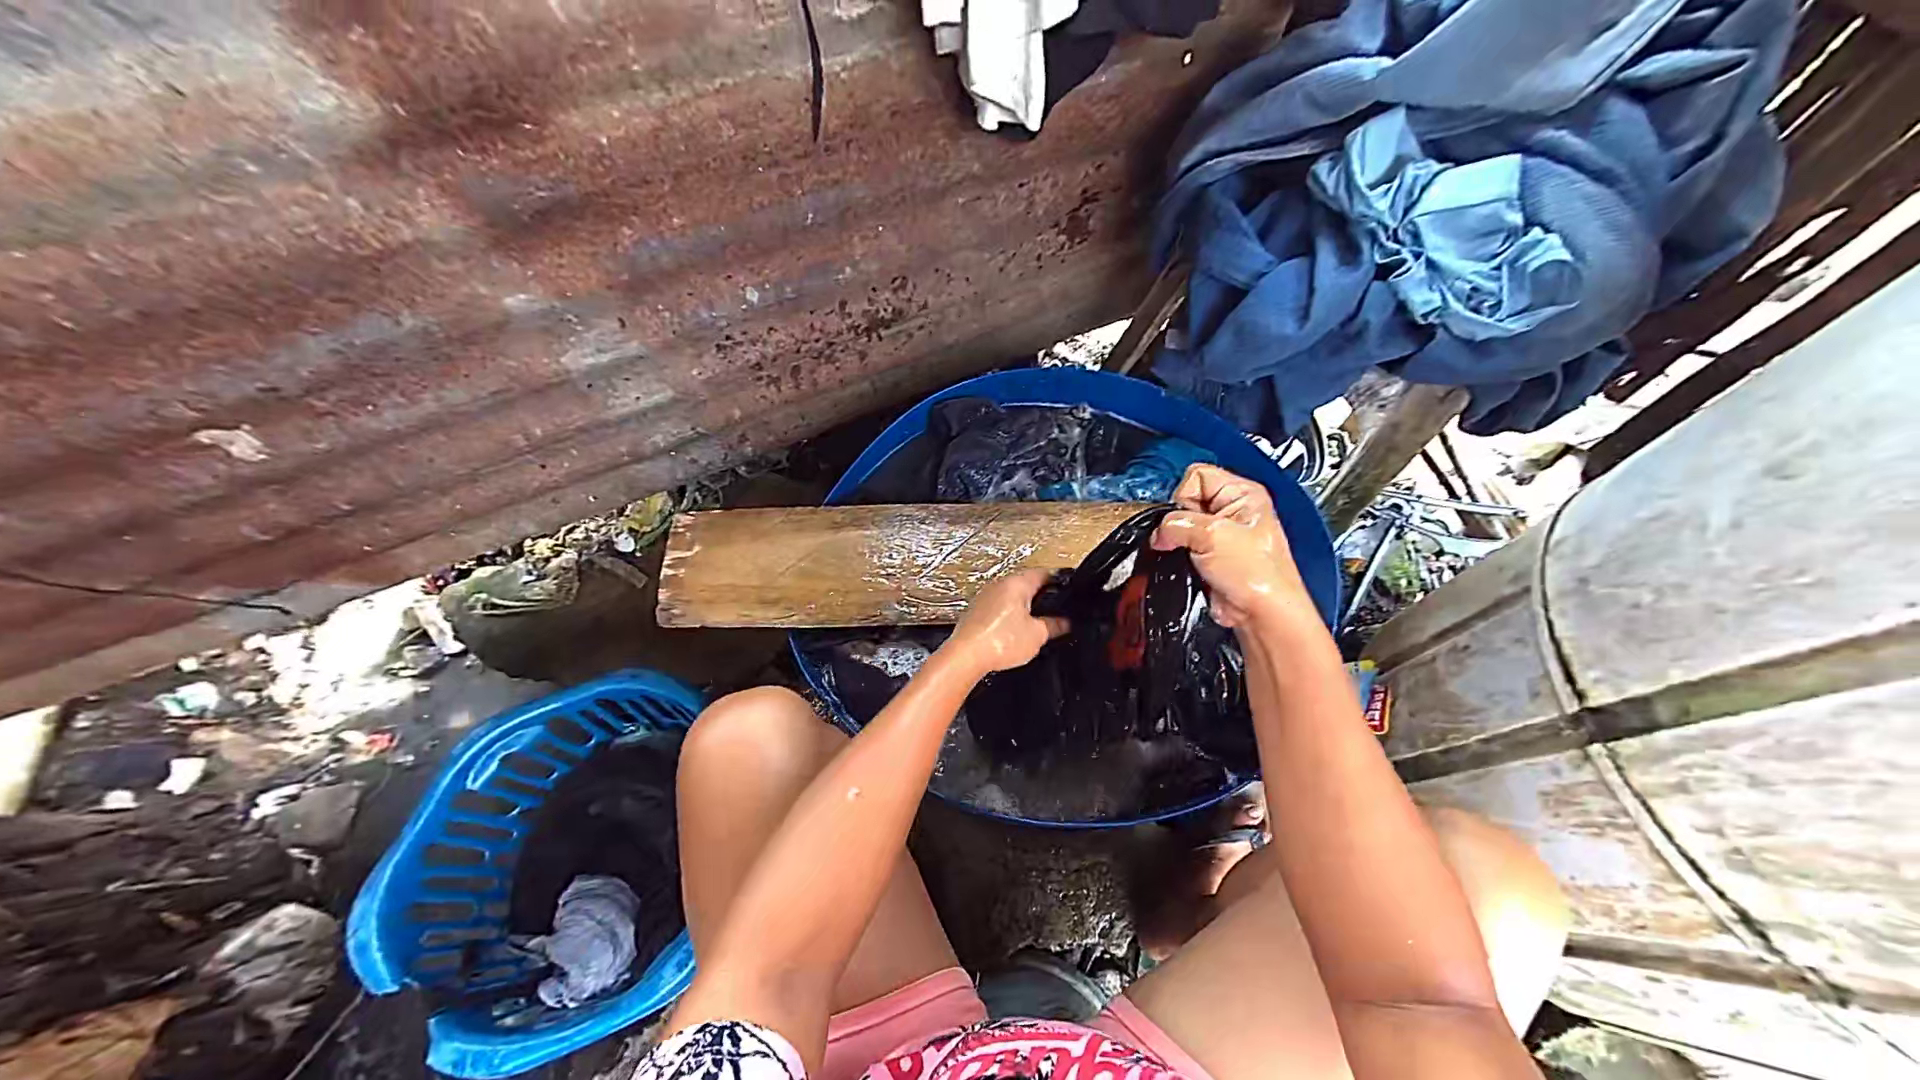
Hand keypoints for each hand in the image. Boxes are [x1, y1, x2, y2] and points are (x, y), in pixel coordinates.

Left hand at [942, 569, 1069, 675]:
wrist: (966, 656)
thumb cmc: (997, 641)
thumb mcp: (1038, 635)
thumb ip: (1054, 625)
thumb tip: (1064, 623)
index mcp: (1017, 583)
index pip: (1043, 573)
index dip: (1059, 581)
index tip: (1067, 589)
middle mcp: (999, 585)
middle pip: (1026, 584)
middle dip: (1041, 597)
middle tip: (1054, 610)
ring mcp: (985, 597)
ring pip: (1011, 597)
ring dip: (1023, 608)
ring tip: (1035, 625)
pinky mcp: (976, 612)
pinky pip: (998, 609)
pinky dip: (1008, 617)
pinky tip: (1013, 633)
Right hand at [1151, 463, 1315, 629]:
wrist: (1261, 613)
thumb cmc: (1258, 575)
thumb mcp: (1211, 536)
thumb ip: (1176, 524)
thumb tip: (1159, 531)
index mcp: (1243, 493)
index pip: (1197, 474)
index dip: (1184, 496)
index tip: (1189, 518)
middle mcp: (1234, 510)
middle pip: (1186, 500)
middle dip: (1181, 522)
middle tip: (1194, 539)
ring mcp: (1222, 533)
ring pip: (1182, 526)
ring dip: (1181, 542)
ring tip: (1197, 555)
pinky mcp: (1212, 555)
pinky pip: (1184, 546)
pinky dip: (1181, 556)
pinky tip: (1194, 565)